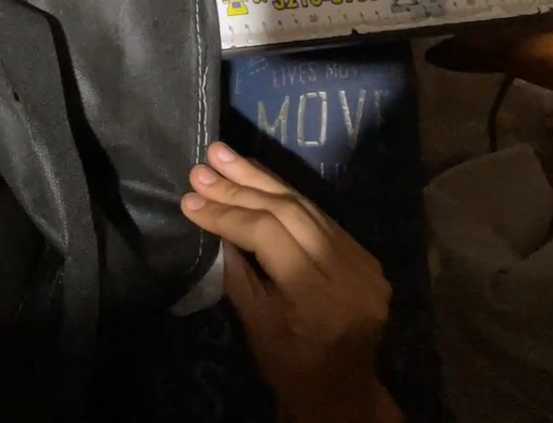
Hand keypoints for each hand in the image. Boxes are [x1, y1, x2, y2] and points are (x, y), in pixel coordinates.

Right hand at [182, 142, 400, 422]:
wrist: (345, 397)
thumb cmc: (292, 369)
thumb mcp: (256, 325)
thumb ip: (236, 270)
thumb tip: (210, 217)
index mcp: (319, 297)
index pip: (267, 234)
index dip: (226, 214)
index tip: (189, 200)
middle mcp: (347, 272)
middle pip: (287, 211)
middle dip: (238, 187)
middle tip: (200, 168)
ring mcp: (362, 261)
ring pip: (303, 204)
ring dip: (257, 177)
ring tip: (221, 155)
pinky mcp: (363, 254)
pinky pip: (316, 214)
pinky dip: (280, 193)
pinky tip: (252, 173)